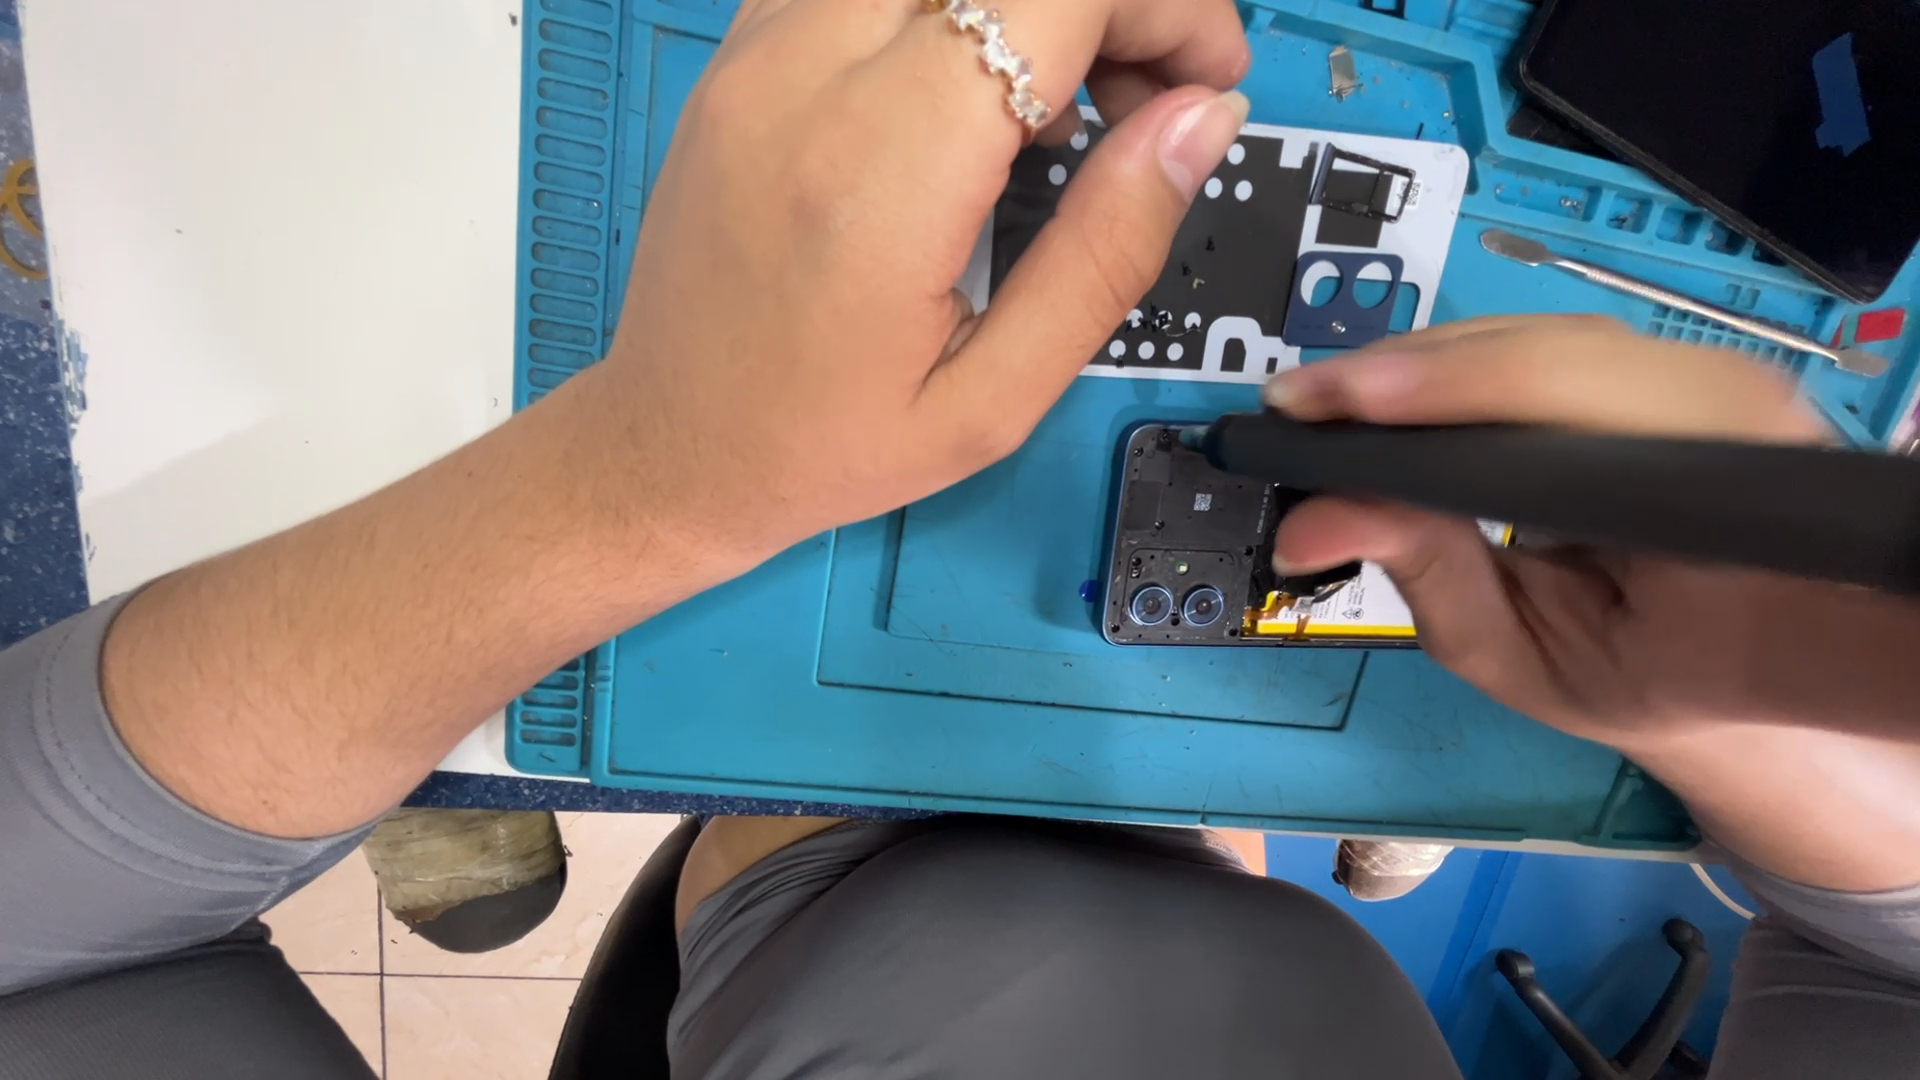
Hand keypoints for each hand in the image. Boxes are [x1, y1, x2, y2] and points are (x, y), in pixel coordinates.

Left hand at [554, 0, 1249, 576]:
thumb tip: (1197, 126)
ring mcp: (756, 56)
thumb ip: (1103, 258)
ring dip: (1033, 7)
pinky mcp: (738, 63)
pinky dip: (954, 13)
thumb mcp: (992, 400)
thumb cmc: (826, 450)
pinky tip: (977, 104)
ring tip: (1069, 113)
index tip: (1203, 84)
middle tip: (1151, 99)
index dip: (1162, 7)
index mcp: (880, 176)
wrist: (675, 451)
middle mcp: (804, 80)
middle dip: (1110, 0)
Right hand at [1263, 317, 1919, 753]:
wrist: (1734, 660)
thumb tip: (1304, 524)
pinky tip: (1374, 395)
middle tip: (1289, 407)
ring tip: (1317, 403)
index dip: (1441, 389)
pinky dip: (1434, 371)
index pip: (1568, 399)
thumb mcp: (1512, 652)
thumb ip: (1424, 576)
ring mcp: (1690, 374)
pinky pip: (1525, 348)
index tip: (1321, 412)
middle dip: (1397, 374)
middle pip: (1532, 349)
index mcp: (1715, 498)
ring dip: (1406, 367)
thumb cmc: (1633, 675)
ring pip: (1525, 336)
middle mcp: (1719, 406)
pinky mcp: (1643, 371)